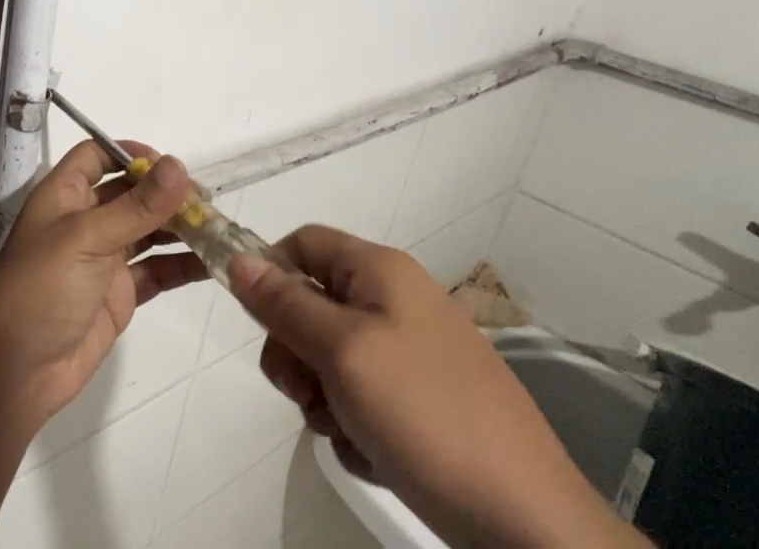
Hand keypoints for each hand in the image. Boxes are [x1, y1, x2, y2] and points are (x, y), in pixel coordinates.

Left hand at [0, 141, 208, 428]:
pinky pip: (156, 270)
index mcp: (63, 197)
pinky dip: (182, 265)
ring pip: (148, 231)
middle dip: (167, 194)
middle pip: (130, 194)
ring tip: (221, 230)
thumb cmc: (41, 290)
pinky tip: (214, 263)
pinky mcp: (119, 294)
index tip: (172, 166)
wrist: (17, 370)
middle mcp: (83, 222)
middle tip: (210, 203)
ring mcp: (102, 259)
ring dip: (180, 229)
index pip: (95, 156)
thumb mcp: (86, 240)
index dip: (130, 154)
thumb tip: (178, 166)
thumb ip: (136, 207)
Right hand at [228, 226, 646, 548]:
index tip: (255, 321)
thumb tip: (237, 257)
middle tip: (308, 389)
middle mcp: (393, 303)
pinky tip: (373, 449)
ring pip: (325, 359)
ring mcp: (407, 354)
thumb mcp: (342, 350)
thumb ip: (284, 303)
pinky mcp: (415, 400)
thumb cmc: (424, 413)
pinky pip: (354, 398)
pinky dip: (351, 424)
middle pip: (307, 306)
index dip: (269, 272)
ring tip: (349, 428)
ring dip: (320, 397)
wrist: (521, 515)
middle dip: (294, 353)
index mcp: (381, 272)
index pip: (302, 243)